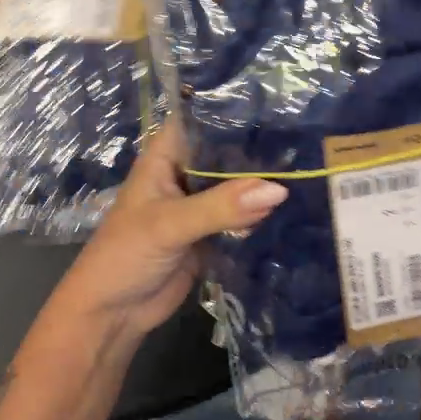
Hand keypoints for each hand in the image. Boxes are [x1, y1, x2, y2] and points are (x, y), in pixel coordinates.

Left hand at [51, 119, 287, 339]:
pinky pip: (241, 215)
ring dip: (263, 181)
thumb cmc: (125, 255)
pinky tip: (295, 202)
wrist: (111, 316)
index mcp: (165, 155)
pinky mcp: (211, 233)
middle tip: (304, 137)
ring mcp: (199, 203)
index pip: (202, 119)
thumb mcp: (170, 224)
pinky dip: (260, 212)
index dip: (234, 109)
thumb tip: (280, 189)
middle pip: (225, 151)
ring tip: (309, 165)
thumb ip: (222, 206)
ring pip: (236, 184)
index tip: (277, 103)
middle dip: (258, 148)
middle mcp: (184, 172)